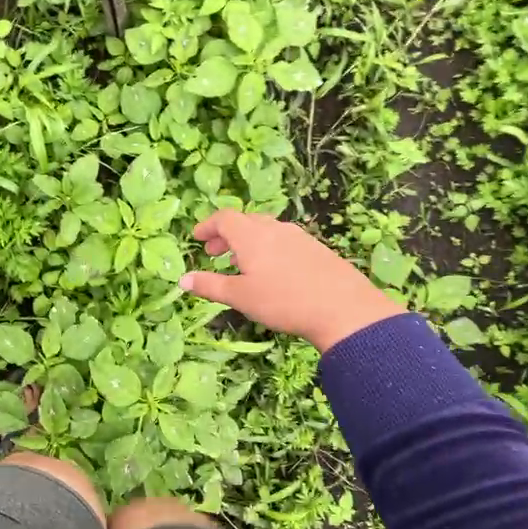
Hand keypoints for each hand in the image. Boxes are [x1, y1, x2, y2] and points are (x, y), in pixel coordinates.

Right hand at [178, 209, 406, 351]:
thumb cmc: (283, 301)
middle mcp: (275, 230)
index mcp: (252, 236)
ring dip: (248, 242)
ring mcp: (299, 238)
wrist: (344, 310)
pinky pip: (284, 240)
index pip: (224, 218)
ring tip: (240, 264)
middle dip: (226, 234)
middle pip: (246, 221)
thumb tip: (183, 280)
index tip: (197, 238)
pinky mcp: (317, 249)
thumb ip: (209, 286)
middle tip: (214, 253)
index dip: (208, 226)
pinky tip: (271, 272)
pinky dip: (268, 248)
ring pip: (267, 230)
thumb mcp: (240, 297)